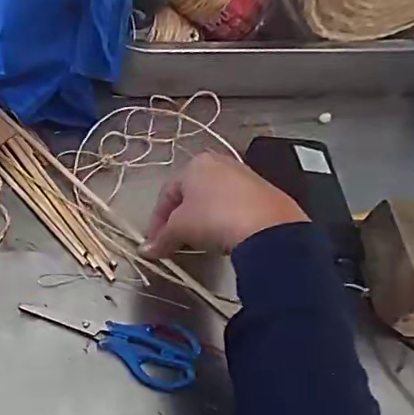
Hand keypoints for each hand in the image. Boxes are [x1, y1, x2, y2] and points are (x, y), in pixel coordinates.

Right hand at [141, 151, 306, 258]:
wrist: (266, 227)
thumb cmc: (213, 217)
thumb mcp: (179, 228)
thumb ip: (162, 238)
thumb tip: (148, 250)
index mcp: (196, 164)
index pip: (167, 194)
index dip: (156, 221)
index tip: (154, 244)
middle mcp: (221, 163)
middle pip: (191, 195)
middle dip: (179, 221)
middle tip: (173, 243)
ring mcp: (245, 177)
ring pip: (213, 201)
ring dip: (201, 222)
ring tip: (198, 243)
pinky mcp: (264, 194)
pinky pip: (233, 208)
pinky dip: (223, 222)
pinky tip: (223, 238)